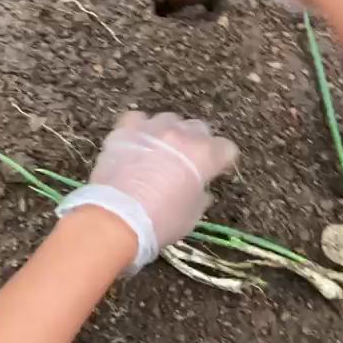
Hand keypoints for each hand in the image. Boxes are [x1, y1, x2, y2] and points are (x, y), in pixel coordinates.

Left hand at [55, 112, 237, 273]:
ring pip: (169, 120)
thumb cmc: (159, 222)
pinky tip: (136, 144)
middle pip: (199, 129)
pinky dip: (139, 130)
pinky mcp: (125, 130)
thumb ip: (200, 196)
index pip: (226, 148)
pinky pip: (137, 120)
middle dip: (197, 144)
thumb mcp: (191, 216)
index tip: (215, 173)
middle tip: (187, 163)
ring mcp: (152, 129)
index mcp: (205, 155)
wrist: (116, 218)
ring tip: (160, 151)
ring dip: (169, 133)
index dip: (222, 162)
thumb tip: (199, 190)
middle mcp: (181, 135)